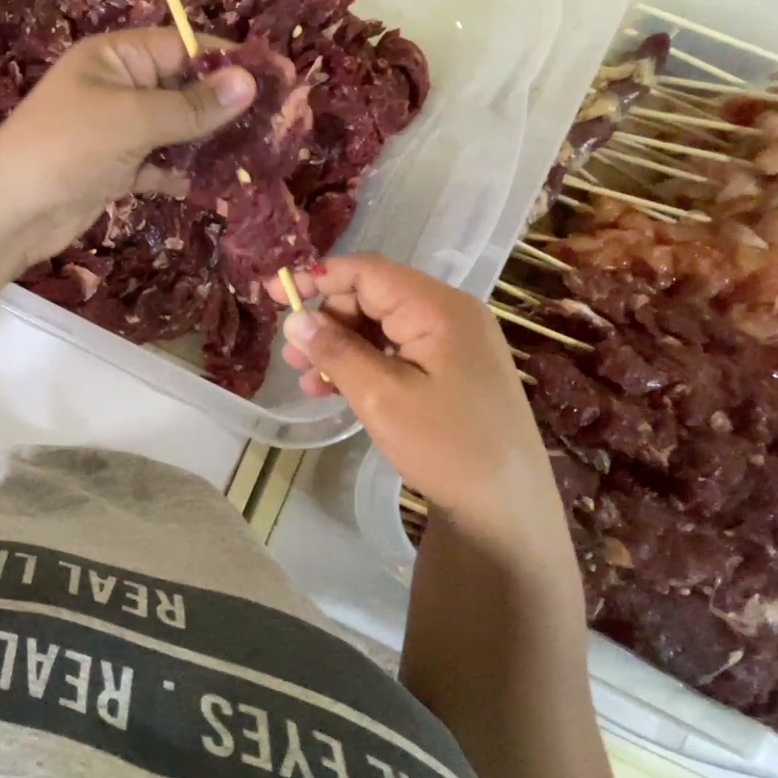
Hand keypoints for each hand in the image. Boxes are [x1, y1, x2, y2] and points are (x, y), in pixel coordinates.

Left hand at [0, 27, 255, 265]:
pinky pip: (156, 164)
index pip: (181, 46)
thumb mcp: (131, 120)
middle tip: (274, 122)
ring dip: (205, 143)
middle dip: (221, 105)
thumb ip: (189, 105)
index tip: (276, 76)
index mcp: (113, 57)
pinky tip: (208, 186)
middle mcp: (114, 88)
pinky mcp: (112, 170)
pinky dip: (178, 173)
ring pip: (172, 129)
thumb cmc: (64, 149)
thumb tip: (249, 81)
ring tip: (252, 156)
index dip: (227, 61)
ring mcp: (113, 131)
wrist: (10, 213)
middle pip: (180, 88)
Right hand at [277, 256, 565, 550]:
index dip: (317, 277)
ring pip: (376, 326)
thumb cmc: (446, 444)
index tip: (272, 293)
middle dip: (325, 320)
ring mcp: (450, 342)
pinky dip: (359, 364)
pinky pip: (392, 351)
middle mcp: (447, 314)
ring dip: (336, 347)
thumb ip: (335, 351)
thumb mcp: (380, 396)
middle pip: (370, 297)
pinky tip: (330, 389)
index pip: (367, 272)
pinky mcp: (447, 369)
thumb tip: (294, 319)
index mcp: (438, 309)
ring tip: (304, 378)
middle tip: (290, 355)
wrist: (505, 504)